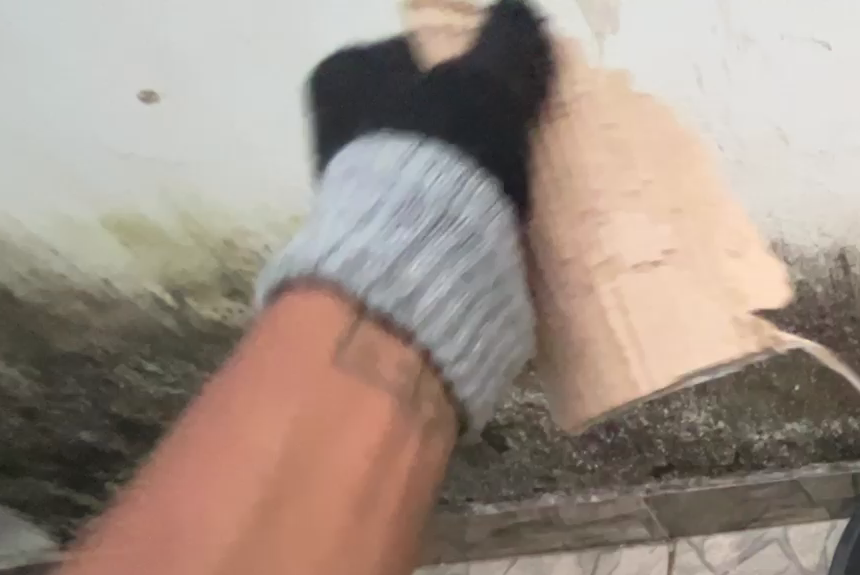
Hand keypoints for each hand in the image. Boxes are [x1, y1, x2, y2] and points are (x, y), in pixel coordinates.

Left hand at [258, 0, 555, 430]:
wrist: (424, 264)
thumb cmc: (446, 162)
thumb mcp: (487, 88)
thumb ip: (509, 47)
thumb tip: (523, 11)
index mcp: (345, 77)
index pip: (418, 61)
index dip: (472, 76)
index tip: (512, 103)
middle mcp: (336, 132)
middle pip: (425, 122)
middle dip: (469, 136)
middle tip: (518, 154)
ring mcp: (356, 197)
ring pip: (429, 174)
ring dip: (469, 185)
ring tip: (515, 201)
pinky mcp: (385, 251)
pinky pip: (434, 222)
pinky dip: (464, 225)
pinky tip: (498, 236)